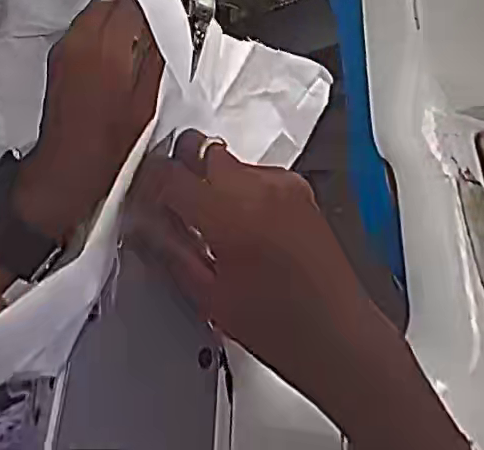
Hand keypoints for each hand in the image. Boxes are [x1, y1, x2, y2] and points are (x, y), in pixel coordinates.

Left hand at [15, 0, 163, 241]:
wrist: (68, 166)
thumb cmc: (109, 142)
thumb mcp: (147, 98)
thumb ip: (157, 53)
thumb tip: (165, 25)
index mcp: (107, 45)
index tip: (166, 5)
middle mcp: (81, 38)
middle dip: (134, 1)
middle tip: (153, 18)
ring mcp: (65, 45)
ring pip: (96, 7)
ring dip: (117, 12)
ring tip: (137, 36)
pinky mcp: (57, 54)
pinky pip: (83, 25)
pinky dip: (101, 26)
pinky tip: (117, 49)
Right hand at [130, 132, 469, 447]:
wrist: (341, 336)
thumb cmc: (282, 329)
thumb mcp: (210, 296)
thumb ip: (171, 249)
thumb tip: (145, 224)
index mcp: (230, 214)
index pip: (171, 174)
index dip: (149, 182)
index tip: (142, 193)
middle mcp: (258, 186)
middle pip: (201, 148)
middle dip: (181, 168)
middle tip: (173, 200)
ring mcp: (282, 182)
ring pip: (227, 159)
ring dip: (212, 180)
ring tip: (213, 223)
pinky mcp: (298, 186)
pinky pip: (254, 172)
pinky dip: (241, 188)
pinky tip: (243, 224)